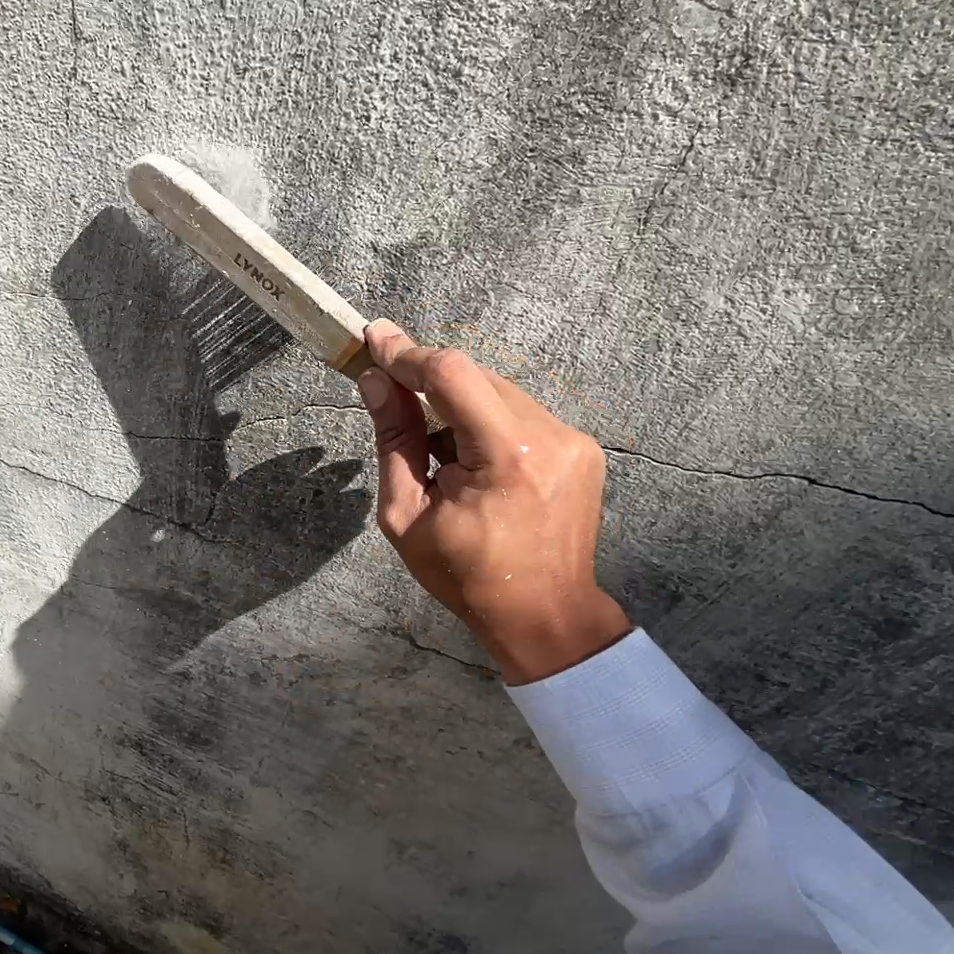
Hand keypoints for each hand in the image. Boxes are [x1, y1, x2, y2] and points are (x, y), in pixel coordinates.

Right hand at [357, 319, 631, 683]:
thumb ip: (393, 440)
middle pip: (475, 376)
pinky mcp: (581, 447)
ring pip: (497, 391)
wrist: (544, 614)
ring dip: (455, 404)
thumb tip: (372, 382)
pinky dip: (483, 422)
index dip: (408, 355)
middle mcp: (551, 435)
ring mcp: (573, 439)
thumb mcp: (406, 513)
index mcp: (507, 457)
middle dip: (426, 380)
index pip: (452, 377)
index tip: (373, 338)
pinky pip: (518, 413)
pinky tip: (469, 463)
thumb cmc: (465, 575)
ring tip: (437, 457)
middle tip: (385, 390)